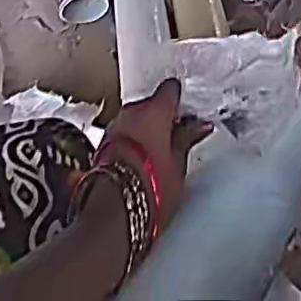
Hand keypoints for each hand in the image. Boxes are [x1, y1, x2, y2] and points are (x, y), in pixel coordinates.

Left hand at [100, 78, 211, 221]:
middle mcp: (132, 111)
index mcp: (155, 109)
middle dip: (162, 119)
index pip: (170, 90)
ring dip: (144, 130)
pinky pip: (122, 134)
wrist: (113, 210)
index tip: (187, 113)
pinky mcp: (102, 142)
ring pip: (135, 119)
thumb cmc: (149, 187)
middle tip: (175, 139)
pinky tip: (140, 162)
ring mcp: (115, 125)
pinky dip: (131, 142)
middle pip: (151, 104)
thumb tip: (198, 126)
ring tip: (157, 156)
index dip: (179, 101)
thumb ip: (187, 138)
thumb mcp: (178, 165)